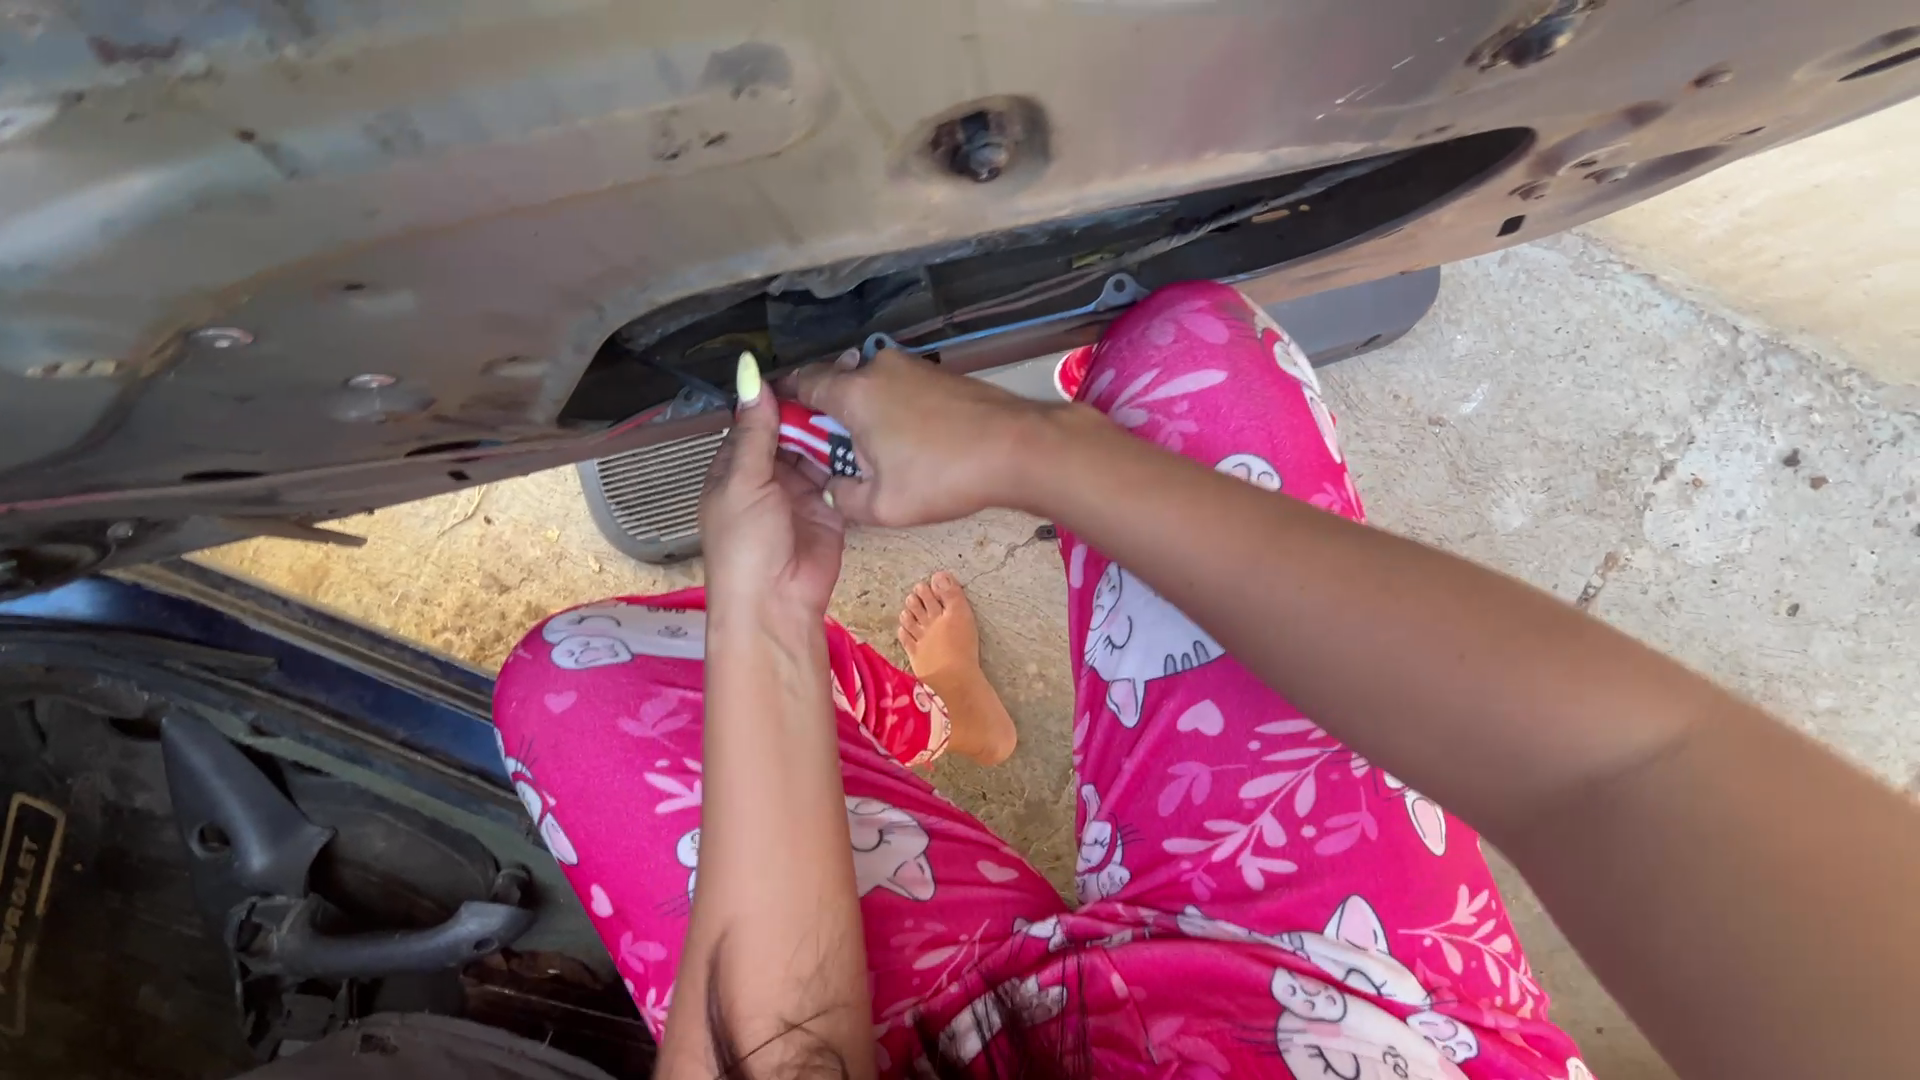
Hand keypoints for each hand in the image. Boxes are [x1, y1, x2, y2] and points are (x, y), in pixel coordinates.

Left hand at [699, 354, 844, 622]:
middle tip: (840, 375)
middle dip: (809, 411)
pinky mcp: (828, 508)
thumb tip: (749, 375)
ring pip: (815, 451)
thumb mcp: (743, 481)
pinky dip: (847, 457)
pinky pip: (838, 475)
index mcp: (733, 469)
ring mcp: (798, 493)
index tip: (805, 368)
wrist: (776, 603)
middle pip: (789, 433)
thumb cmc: (745, 545)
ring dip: (830, 431)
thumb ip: (755, 430)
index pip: (755, 421)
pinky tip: (863, 431)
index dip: (777, 396)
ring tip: (855, 397)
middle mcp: (766, 477)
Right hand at [783, 348, 1063, 525]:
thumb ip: (843, 496)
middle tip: (828, 447)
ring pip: (870, 385)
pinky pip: (899, 389)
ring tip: (873, 451)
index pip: (802, 382)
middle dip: (825, 411)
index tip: (780, 420)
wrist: (1019, 448)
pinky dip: (891, 409)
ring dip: (862, 412)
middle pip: (836, 382)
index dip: (784, 399)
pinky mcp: (940, 375)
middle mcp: (879, 367)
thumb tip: (834, 484)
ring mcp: (914, 367)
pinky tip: (906, 442)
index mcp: (854, 392)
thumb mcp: (881, 506)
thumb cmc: (944, 477)